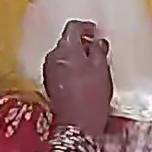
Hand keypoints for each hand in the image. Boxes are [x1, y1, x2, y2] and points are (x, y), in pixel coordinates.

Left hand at [43, 20, 112, 137]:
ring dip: (75, 54)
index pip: (72, 28)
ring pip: (63, 54)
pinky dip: (70, 65)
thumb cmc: (92, 95)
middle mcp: (53, 57)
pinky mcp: (49, 83)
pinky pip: (60, 66)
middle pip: (66, 41)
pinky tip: (82, 74)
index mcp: (66, 50)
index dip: (86, 26)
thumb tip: (97, 41)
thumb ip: (99, 50)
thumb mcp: (102, 68)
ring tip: (91, 63)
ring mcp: (49, 70)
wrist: (78, 125)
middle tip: (96, 47)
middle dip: (81, 41)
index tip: (96, 31)